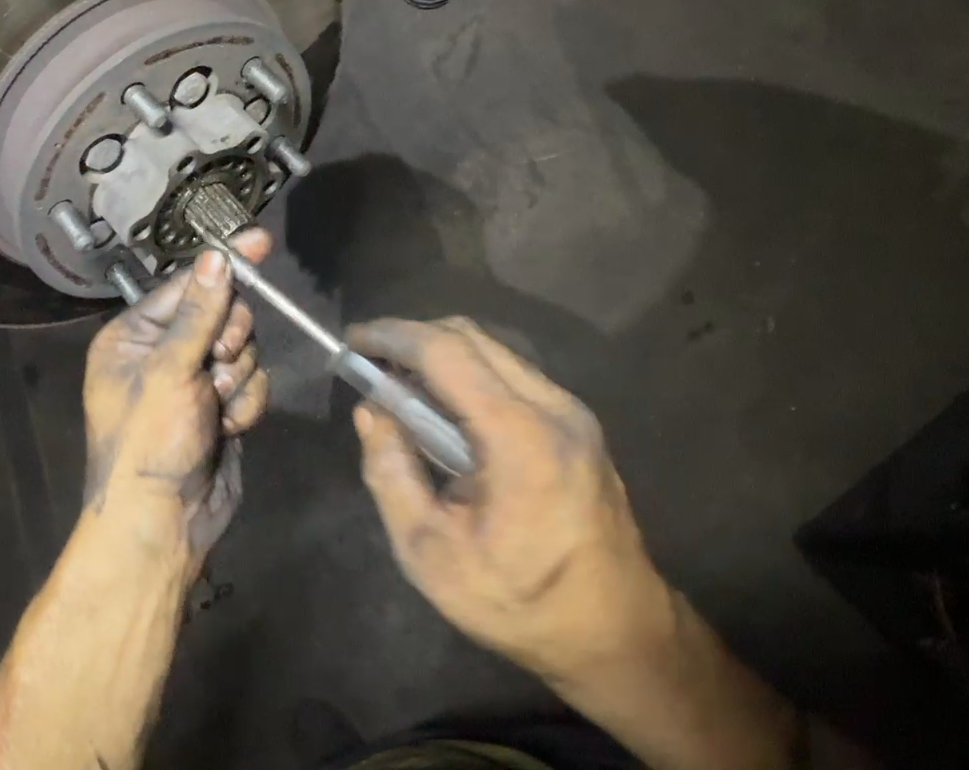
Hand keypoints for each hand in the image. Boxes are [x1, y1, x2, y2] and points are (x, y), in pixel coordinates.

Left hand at [81, 230, 272, 561]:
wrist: (164, 523)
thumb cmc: (150, 440)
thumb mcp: (169, 370)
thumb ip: (199, 312)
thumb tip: (218, 255)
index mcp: (134, 336)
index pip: (187, 285)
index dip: (225, 266)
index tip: (262, 242)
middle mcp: (163, 353)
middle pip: (223, 314)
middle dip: (230, 341)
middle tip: (219, 364)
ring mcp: (195, 382)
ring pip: (244, 351)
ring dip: (238, 379)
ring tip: (216, 407)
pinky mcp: (222, 409)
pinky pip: (252, 384)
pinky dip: (247, 404)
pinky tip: (229, 427)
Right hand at [348, 317, 676, 681]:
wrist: (617, 631)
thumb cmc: (520, 602)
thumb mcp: (431, 554)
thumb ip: (392, 475)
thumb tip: (370, 413)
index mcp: (519, 438)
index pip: (446, 353)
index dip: (393, 336)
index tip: (352, 341)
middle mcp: (552, 408)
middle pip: (471, 337)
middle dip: (412, 337)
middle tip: (369, 363)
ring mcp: (571, 411)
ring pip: (493, 350)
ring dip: (440, 353)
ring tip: (398, 384)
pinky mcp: (576, 423)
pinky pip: (511, 373)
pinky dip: (466, 372)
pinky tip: (441, 407)